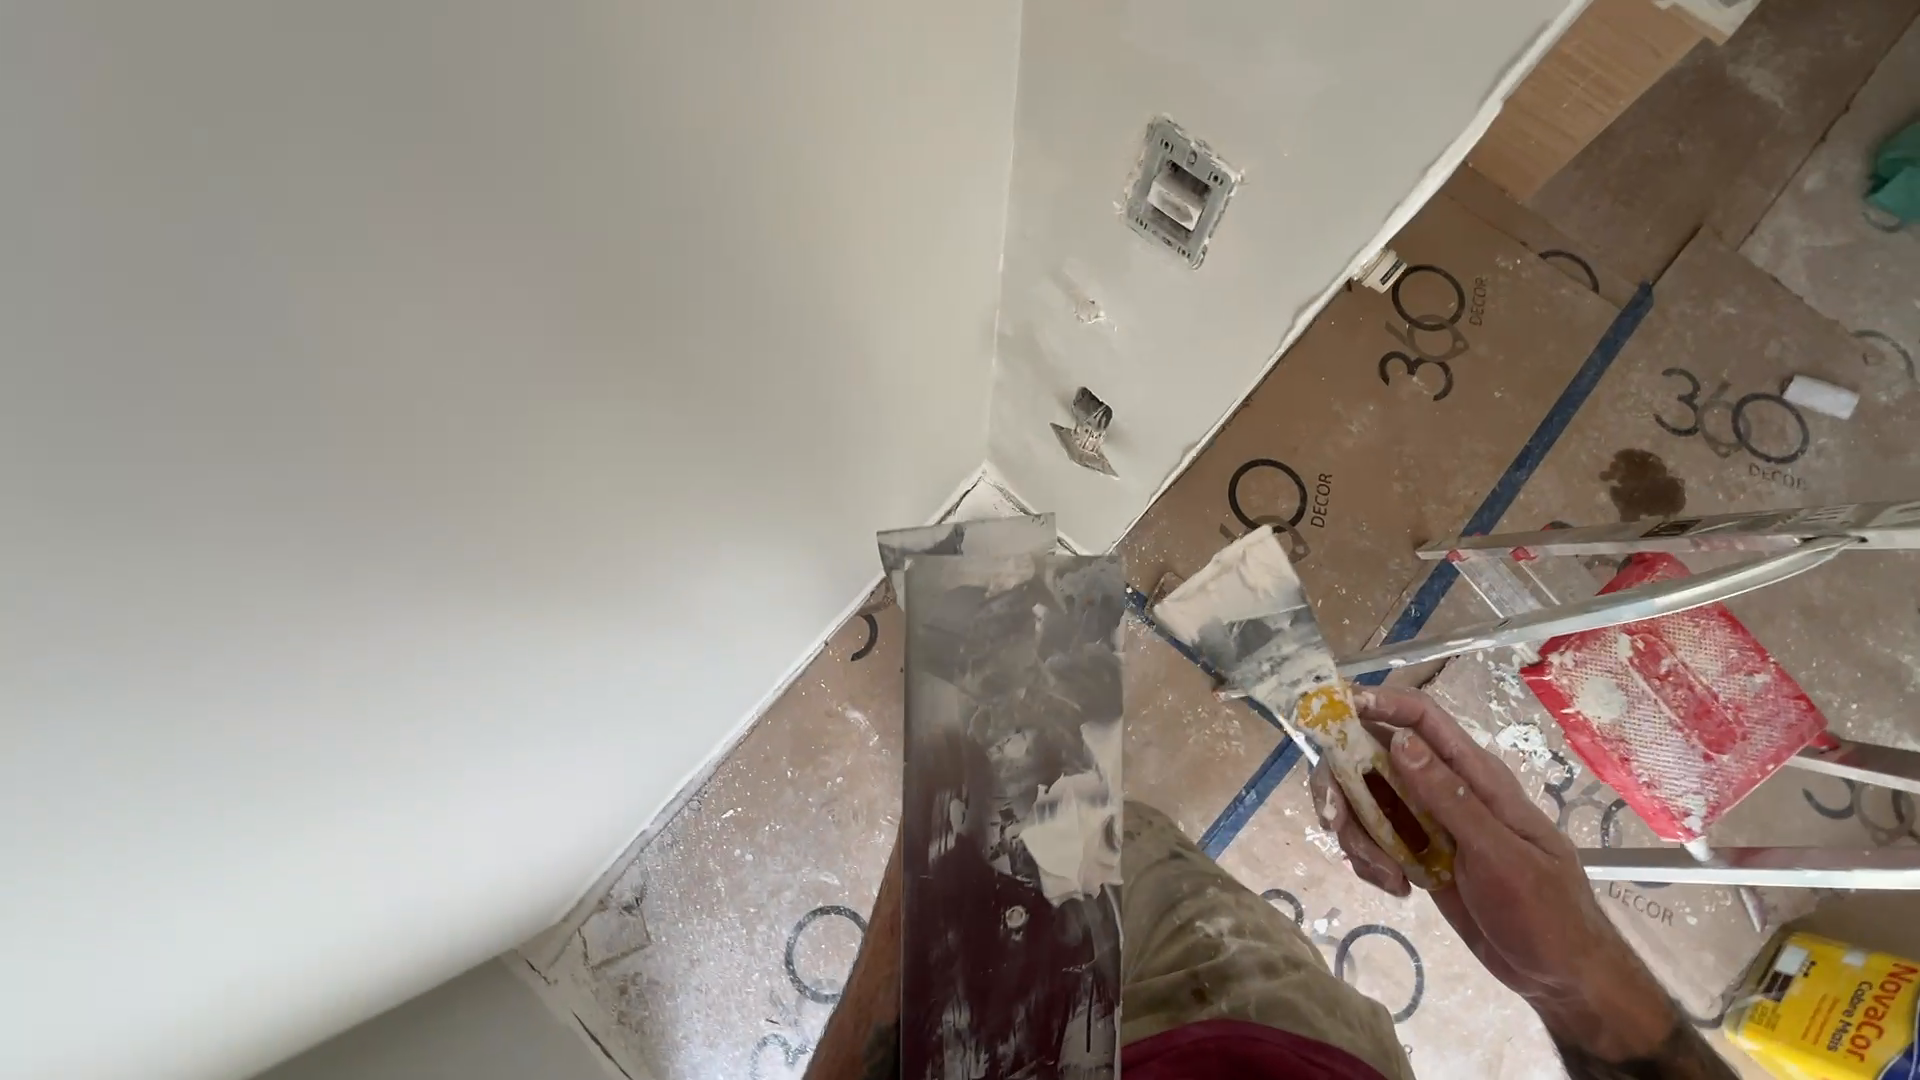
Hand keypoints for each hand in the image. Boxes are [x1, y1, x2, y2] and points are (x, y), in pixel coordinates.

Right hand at [1309, 687, 1677, 1061]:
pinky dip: (1368, 860)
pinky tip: (1396, 888)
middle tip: (1333, 818)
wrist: (1562, 978)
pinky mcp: (1412, 850)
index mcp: (1474, 774)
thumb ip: (1449, 797)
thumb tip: (1399, 740)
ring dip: (1357, 834)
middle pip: (1369, 755)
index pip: (1421, 716)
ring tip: (1385, 875)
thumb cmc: (1546, 913)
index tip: (1334, 711)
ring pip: (1361, 800)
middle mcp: (1441, 785)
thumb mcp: (1500, 855)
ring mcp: (1423, 818)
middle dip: (1341, 784)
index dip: (1377, 702)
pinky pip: (1369, 838)